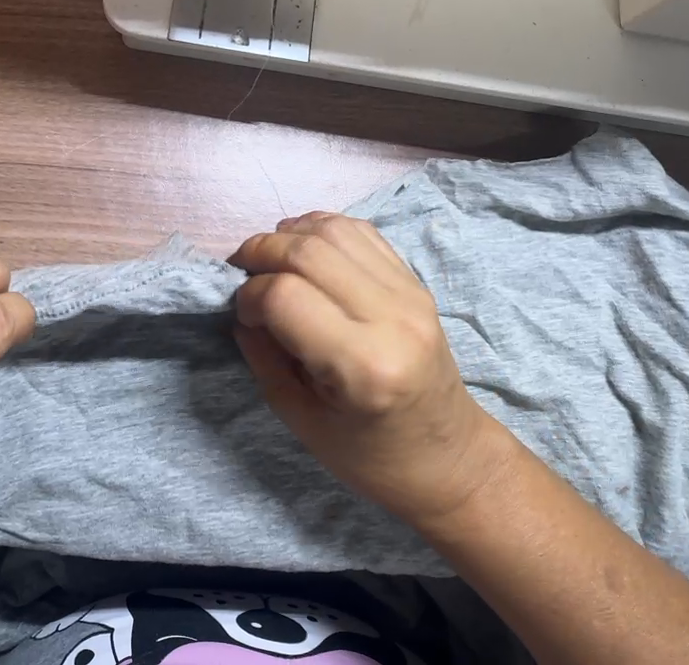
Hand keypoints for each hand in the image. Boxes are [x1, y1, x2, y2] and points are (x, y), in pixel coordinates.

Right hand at [230, 212, 498, 527]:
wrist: (449, 458)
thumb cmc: (369, 454)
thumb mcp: (299, 418)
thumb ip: (262, 356)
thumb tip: (239, 304)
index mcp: (362, 366)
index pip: (284, 296)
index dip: (249, 297)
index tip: (245, 317)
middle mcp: (392, 319)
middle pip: (307, 252)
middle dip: (260, 253)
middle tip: (243, 275)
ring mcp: (410, 294)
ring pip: (334, 230)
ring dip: (289, 235)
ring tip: (271, 260)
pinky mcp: (416, 282)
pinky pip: (360, 231)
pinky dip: (321, 229)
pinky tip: (304, 251)